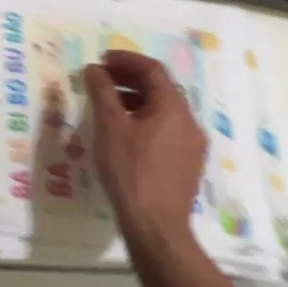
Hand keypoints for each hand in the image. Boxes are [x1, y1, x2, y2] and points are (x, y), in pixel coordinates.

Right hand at [83, 50, 206, 250]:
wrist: (156, 226)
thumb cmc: (130, 169)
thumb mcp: (109, 125)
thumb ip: (102, 90)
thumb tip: (95, 69)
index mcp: (174, 108)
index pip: (153, 70)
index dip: (126, 60)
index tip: (102, 59)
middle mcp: (189, 123)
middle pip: (161, 88)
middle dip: (131, 78)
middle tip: (103, 78)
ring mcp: (192, 146)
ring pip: (164, 110)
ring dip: (137, 99)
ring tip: (109, 104)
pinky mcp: (188, 165)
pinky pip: (167, 129)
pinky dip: (146, 119)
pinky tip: (125, 132)